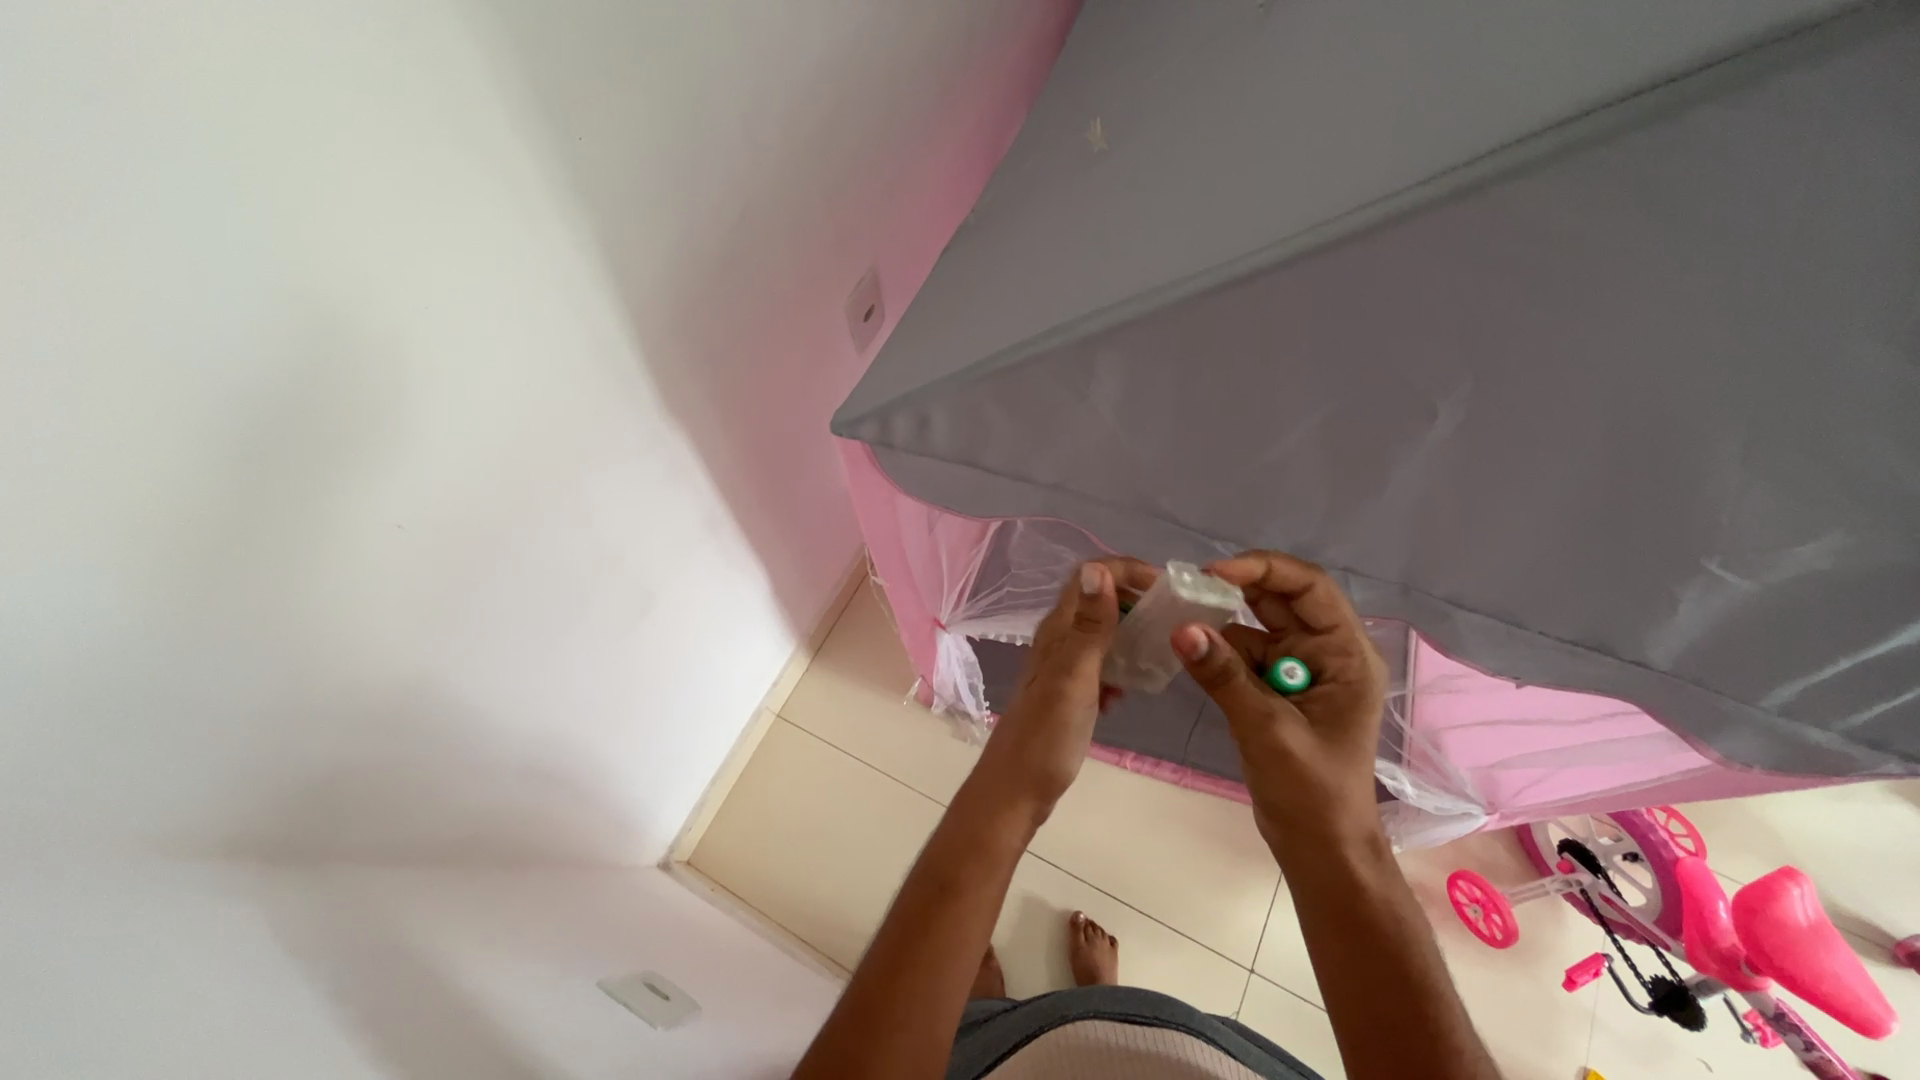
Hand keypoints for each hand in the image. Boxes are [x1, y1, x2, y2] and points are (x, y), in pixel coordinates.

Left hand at [969, 557, 1158, 823]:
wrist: (1017, 790)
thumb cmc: (1046, 737)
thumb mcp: (1073, 677)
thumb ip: (1088, 627)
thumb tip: (1097, 569)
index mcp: (1058, 629)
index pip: (1091, 575)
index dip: (1128, 571)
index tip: (1169, 589)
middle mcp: (1058, 639)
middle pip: (1099, 599)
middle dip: (1137, 599)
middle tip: (1174, 618)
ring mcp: (1062, 666)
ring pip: (1102, 631)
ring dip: (1132, 633)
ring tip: (1162, 651)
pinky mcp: (1068, 692)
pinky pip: (1101, 663)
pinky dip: (1121, 666)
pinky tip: (1131, 690)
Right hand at [1171, 551, 1388, 854]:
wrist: (1319, 848)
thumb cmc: (1311, 791)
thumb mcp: (1266, 729)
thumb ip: (1223, 676)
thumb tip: (1180, 629)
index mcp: (1346, 655)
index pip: (1310, 588)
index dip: (1265, 569)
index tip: (1213, 572)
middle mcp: (1327, 653)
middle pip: (1282, 601)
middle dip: (1236, 590)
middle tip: (1185, 588)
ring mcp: (1301, 671)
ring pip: (1258, 626)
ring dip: (1222, 622)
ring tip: (1177, 618)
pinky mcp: (1277, 690)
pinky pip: (1244, 655)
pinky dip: (1218, 651)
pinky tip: (1189, 652)